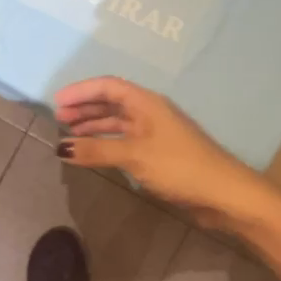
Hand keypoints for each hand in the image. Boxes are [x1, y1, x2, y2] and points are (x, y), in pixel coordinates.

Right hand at [53, 76, 280, 229]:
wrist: (223, 195)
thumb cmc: (179, 166)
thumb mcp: (134, 156)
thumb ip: (97, 150)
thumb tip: (62, 148)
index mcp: (147, 103)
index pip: (108, 86)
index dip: (81, 91)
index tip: (56, 103)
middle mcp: (150, 112)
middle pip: (111, 102)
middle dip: (84, 107)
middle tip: (59, 119)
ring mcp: (155, 132)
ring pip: (117, 122)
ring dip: (93, 125)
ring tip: (70, 134)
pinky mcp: (158, 153)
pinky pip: (124, 139)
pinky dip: (105, 142)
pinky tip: (93, 151)